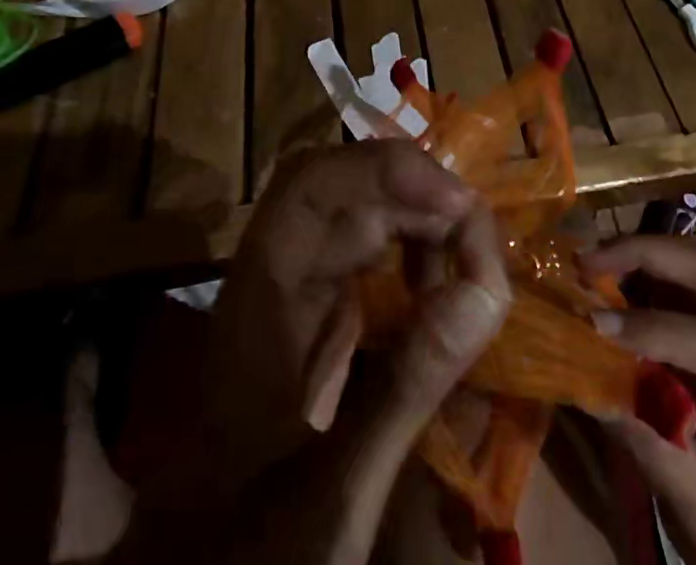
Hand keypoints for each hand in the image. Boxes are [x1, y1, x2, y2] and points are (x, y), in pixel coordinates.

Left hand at [113, 141, 510, 564]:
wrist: (210, 557)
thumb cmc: (259, 524)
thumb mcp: (339, 474)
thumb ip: (410, 383)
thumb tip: (485, 288)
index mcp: (261, 295)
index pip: (310, 186)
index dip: (383, 169)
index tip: (459, 199)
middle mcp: (272, 273)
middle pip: (337, 188)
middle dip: (413, 192)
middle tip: (481, 233)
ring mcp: (290, 288)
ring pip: (353, 216)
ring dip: (414, 219)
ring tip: (472, 260)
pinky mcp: (311, 311)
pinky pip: (361, 255)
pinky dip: (407, 255)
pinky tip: (440, 288)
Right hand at [580, 236, 695, 564]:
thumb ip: (654, 450)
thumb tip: (592, 391)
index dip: (661, 331)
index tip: (596, 329)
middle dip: (648, 256)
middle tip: (585, 263)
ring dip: (638, 255)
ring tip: (585, 264)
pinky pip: (675, 286)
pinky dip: (633, 273)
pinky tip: (597, 281)